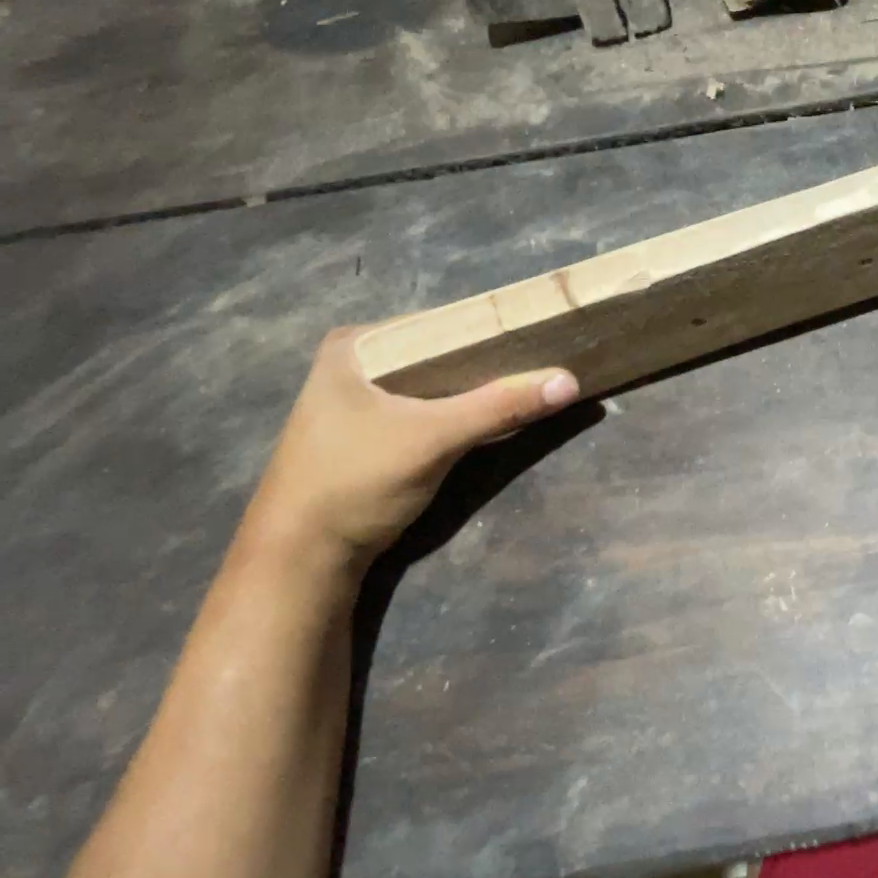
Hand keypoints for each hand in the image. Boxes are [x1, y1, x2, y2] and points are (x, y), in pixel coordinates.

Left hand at [245, 327, 580, 565]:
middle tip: (554, 359)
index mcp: (358, 346)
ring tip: (541, 383)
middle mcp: (362, 363)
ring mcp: (370, 400)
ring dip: (487, 389)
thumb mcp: (434, 438)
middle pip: (447, 353)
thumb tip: (571, 381)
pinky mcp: (382, 432)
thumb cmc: (356, 481)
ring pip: (446, 383)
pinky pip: (440, 408)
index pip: (443, 322)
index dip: (496, 327)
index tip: (548, 333)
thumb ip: (501, 407)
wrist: (306, 555)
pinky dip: (472, 411)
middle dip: (496, 360)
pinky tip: (506, 414)